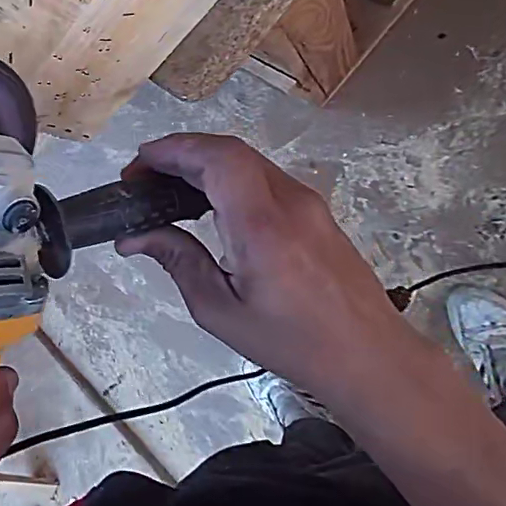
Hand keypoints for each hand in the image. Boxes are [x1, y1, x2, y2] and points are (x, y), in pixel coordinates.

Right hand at [115, 133, 436, 407]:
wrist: (370, 355)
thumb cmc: (293, 343)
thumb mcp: (221, 311)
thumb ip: (179, 262)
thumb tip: (135, 237)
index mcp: (262, 227)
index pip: (217, 160)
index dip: (173, 150)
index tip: (140, 164)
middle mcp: (288, 201)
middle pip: (229, 150)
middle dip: (180, 152)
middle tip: (143, 178)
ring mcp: (307, 201)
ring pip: (246, 160)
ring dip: (203, 162)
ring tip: (166, 187)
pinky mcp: (314, 209)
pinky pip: (262, 176)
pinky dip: (226, 175)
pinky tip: (205, 200)